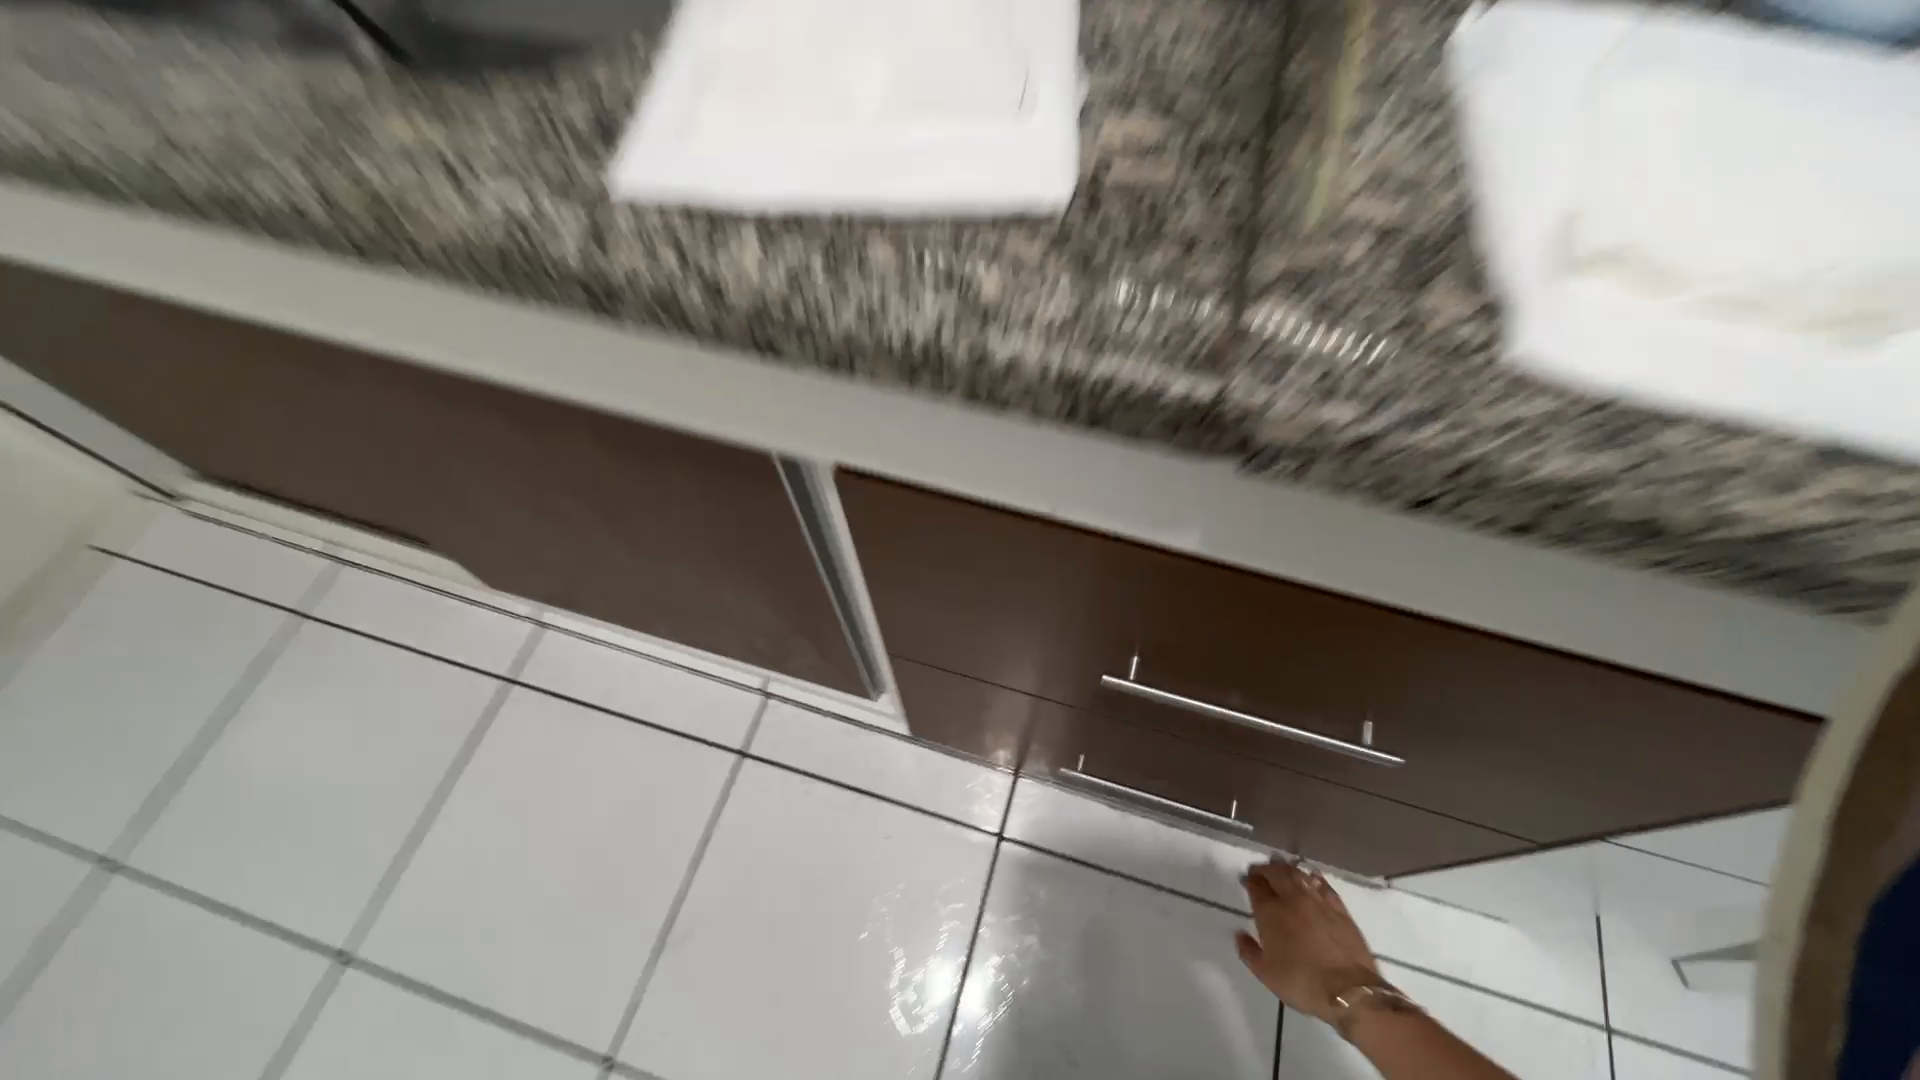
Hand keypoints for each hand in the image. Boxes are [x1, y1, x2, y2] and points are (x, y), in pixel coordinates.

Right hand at [1234, 858, 1380, 1023]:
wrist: (1348, 991)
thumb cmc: (1302, 983)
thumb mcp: (1266, 974)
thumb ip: (1248, 951)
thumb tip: (1239, 934)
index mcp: (1270, 913)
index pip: (1256, 887)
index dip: (1250, 881)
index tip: (1246, 880)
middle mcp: (1292, 900)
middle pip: (1276, 874)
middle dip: (1265, 869)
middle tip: (1260, 870)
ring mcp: (1318, 902)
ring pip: (1299, 875)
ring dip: (1287, 868)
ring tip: (1281, 867)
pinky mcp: (1340, 909)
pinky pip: (1324, 886)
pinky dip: (1315, 878)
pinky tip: (1312, 877)